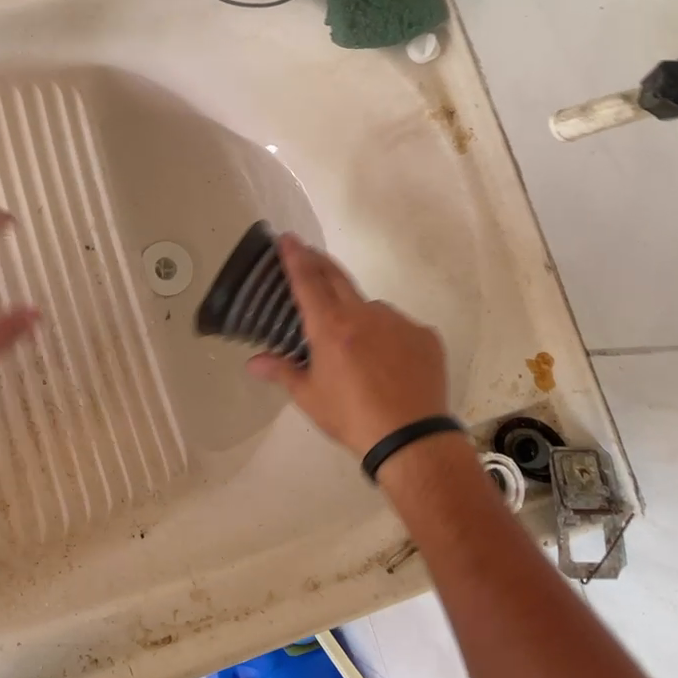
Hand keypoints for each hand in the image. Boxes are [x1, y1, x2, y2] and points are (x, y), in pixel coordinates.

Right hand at [246, 234, 447, 455]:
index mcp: (331, 327)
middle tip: (307, 252)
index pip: (307, 281)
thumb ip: (282, 371)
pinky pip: (399, 327)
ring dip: (357, 314)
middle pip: (337, 277)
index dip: (295, 257)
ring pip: (371, 308)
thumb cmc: (351, 418)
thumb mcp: (310, 397)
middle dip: (319, 262)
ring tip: (357, 346)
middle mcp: (364, 314)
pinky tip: (389, 363)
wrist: (412, 440)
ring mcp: (398, 322)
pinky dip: (388, 336)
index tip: (287, 237)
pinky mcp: (425, 336)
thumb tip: (252, 363)